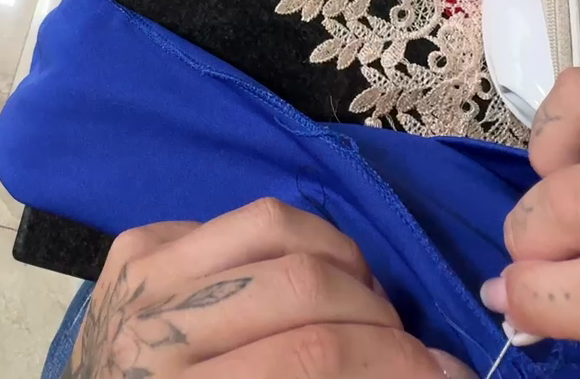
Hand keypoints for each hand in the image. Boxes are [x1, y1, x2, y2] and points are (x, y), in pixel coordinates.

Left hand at [70, 197, 469, 377]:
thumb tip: (435, 372)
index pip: (310, 355)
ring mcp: (142, 273)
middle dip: (376, 314)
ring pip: (274, 225)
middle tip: (404, 341)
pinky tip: (311, 271)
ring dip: (343, 260)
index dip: (392, 362)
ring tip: (365, 296)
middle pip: (300, 285)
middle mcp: (156, 329)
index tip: (442, 371)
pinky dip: (294, 240)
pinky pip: (238, 216)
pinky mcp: (137, 242)